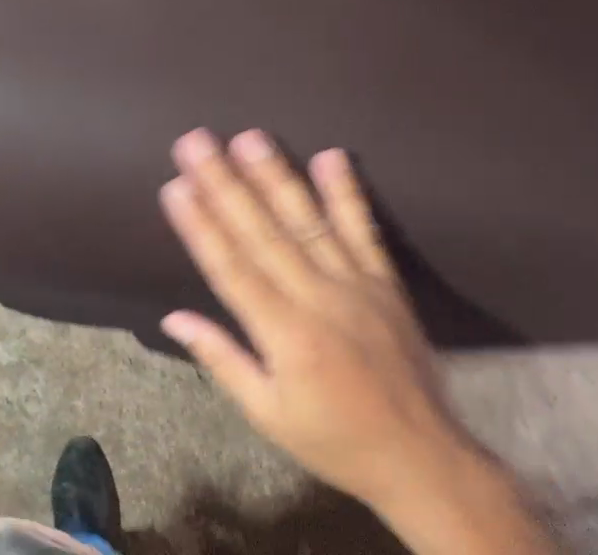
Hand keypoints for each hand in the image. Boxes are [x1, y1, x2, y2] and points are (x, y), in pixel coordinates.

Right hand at [158, 129, 557, 554]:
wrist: (424, 459)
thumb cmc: (334, 439)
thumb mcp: (267, 414)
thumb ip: (222, 360)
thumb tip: (173, 317)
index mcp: (284, 334)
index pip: (231, 268)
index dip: (200, 225)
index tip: (175, 186)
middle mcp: (317, 299)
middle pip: (262, 232)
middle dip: (224, 183)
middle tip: (196, 143)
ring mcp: (355, 286)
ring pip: (307, 221)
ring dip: (275, 176)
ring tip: (249, 137)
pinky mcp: (385, 283)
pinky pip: (364, 231)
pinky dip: (347, 193)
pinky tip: (331, 156)